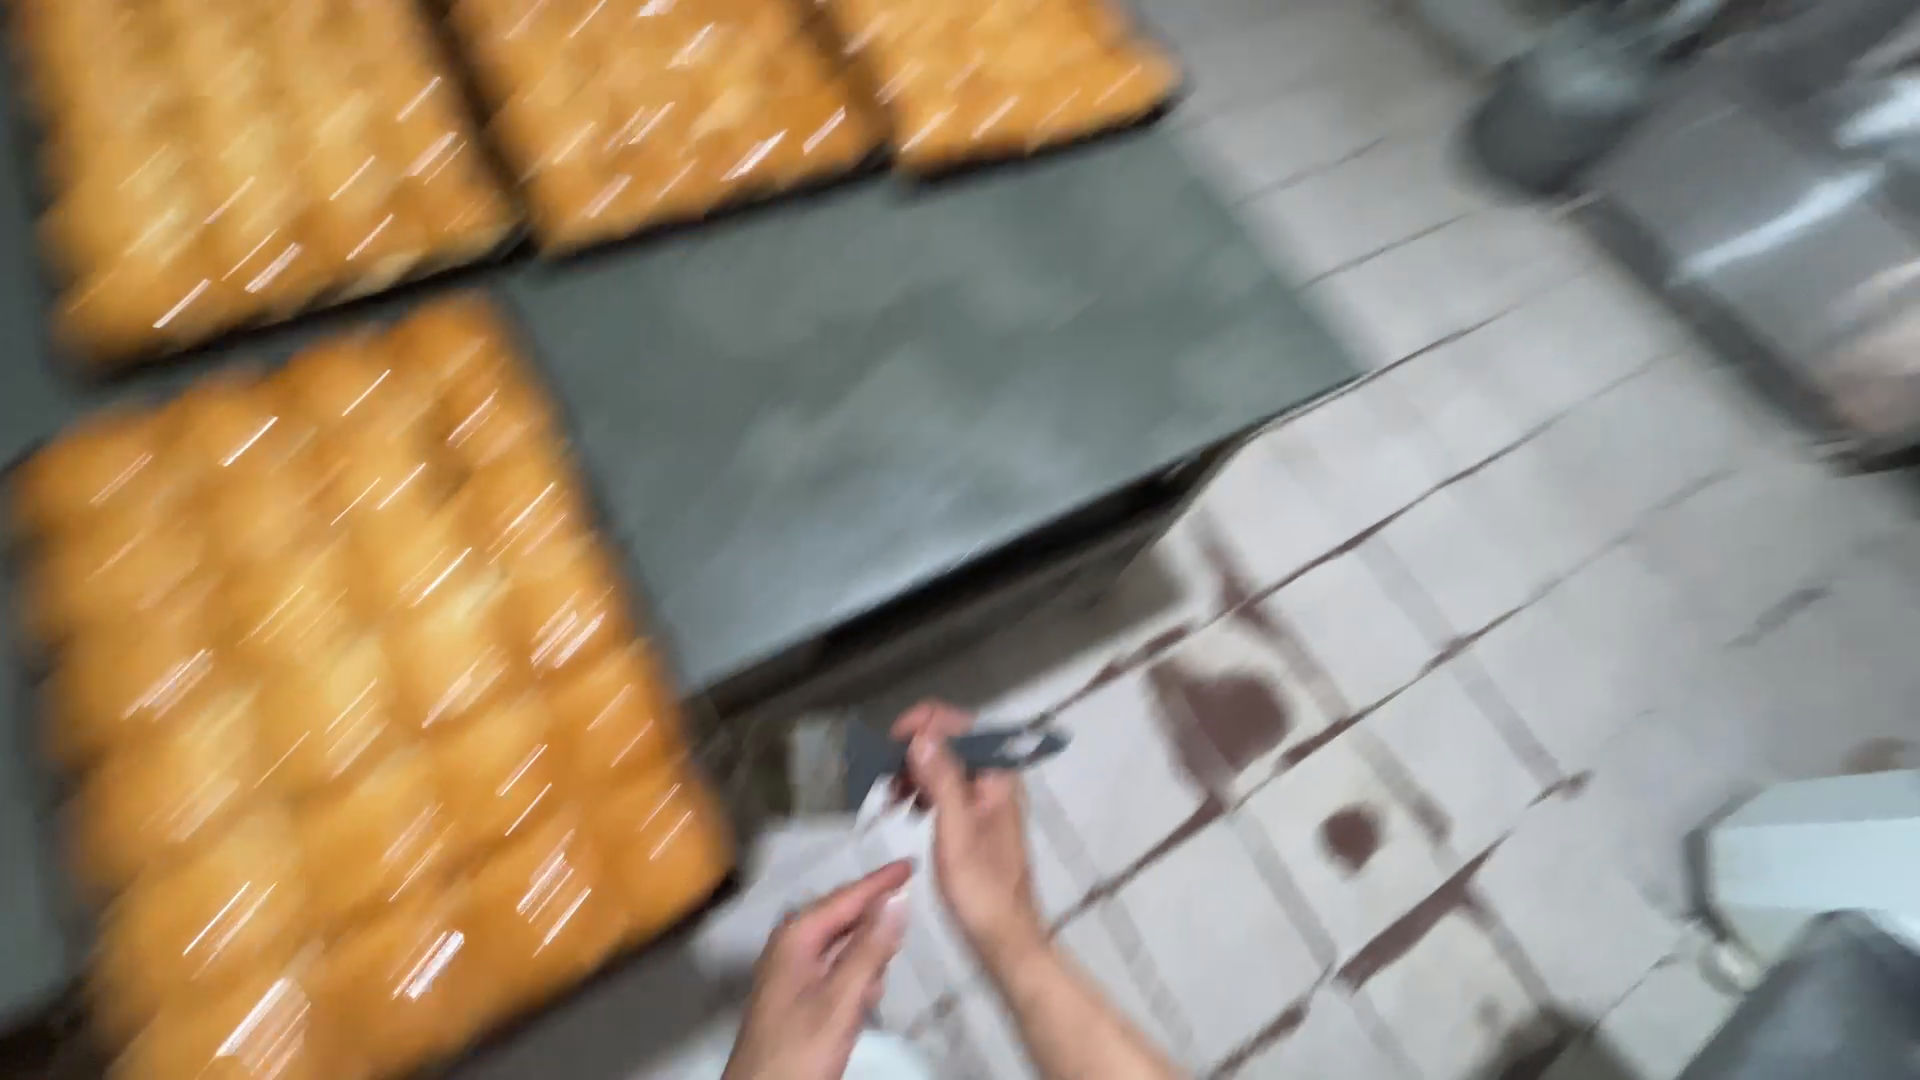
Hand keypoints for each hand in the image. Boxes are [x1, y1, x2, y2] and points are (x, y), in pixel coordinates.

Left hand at [723, 861, 911, 1079]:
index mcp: (798, 935)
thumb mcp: (842, 998)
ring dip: (867, 950)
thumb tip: (897, 897)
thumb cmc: (799, 1049)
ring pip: (842, 944)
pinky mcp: (797, 996)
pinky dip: (855, 974)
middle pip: (844, 916)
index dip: (881, 881)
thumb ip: (871, 947)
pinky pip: (835, 968)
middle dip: (874, 915)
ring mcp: (791, 971)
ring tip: (892, 950)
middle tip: (909, 904)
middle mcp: (791, 943)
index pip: (848, 896)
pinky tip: (869, 989)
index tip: (912, 863)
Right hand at [893, 702, 1047, 972]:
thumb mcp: (955, 830)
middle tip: (884, 773)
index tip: (892, 740)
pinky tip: (907, 809)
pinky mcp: (975, 816)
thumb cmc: (981, 887)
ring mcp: (985, 797)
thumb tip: (922, 734)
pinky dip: (923, 791)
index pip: (961, 724)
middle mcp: (995, 777)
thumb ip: (941, 779)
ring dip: (915, 771)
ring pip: (944, 764)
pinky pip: (945, 788)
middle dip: (915, 750)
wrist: (1005, 938)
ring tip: (891, 795)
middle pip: (951, 741)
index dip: (925, 722)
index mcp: (997, 774)